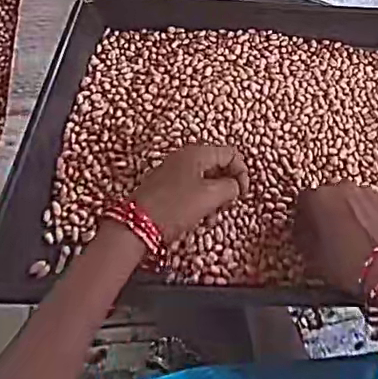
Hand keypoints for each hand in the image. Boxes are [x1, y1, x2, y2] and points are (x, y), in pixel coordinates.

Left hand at [133, 145, 247, 244]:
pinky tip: (196, 219)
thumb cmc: (175, 207)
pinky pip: (191, 188)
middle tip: (225, 207)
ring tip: (210, 218)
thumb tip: (235, 186)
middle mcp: (185, 156)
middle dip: (227, 187)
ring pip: (205, 179)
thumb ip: (231, 187)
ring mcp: (173, 170)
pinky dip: (199, 201)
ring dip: (214, 198)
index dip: (242, 173)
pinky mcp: (165, 186)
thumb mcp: (210, 196)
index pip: (231, 154)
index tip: (242, 195)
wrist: (136, 226)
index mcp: (198, 152)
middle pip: (218, 166)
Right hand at [294, 182, 377, 294]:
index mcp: (318, 198)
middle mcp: (340, 187)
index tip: (305, 230)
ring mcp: (364, 191)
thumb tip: (303, 232)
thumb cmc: (347, 264)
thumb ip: (303, 238)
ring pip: (349, 198)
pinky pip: (368, 204)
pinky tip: (369, 234)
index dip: (303, 217)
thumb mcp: (313, 259)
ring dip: (348, 211)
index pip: (303, 200)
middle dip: (326, 212)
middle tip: (328, 235)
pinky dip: (367, 214)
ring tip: (351, 237)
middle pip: (327, 196)